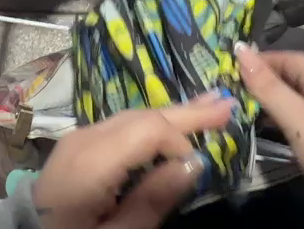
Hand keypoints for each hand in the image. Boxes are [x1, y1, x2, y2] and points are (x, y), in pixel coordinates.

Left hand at [30, 92, 233, 228]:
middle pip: (142, 115)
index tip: (199, 167)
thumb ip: (152, 201)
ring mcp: (78, 140)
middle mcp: (85, 137)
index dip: (180, 140)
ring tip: (208, 107)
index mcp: (92, 158)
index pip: (148, 127)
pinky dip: (150, 126)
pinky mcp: (77, 150)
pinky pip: (120, 129)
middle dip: (186, 111)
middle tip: (225, 103)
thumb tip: (192, 161)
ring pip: (133, 118)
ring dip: (171, 114)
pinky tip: (170, 126)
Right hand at [235, 43, 303, 228]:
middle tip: (235, 92)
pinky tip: (276, 139)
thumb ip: (269, 88)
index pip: (290, 57)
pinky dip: (288, 125)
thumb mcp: (298, 120)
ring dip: (276, 104)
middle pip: (296, 79)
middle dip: (266, 80)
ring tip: (247, 113)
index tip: (233, 67)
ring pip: (301, 103)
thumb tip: (240, 48)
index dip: (263, 58)